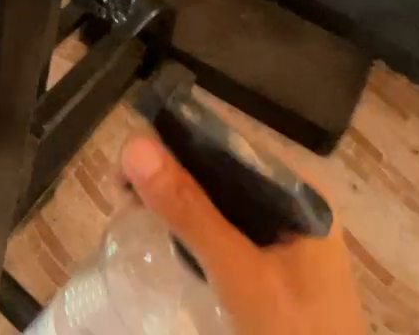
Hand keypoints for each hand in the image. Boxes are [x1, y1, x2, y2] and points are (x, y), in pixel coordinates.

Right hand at [122, 135, 367, 334]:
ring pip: (215, 199)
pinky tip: (160, 233)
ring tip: (129, 206)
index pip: (227, 145)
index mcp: (299, 195)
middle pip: (218, 170)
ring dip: (172, 199)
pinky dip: (187, 226)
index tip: (126, 158)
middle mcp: (292, 205)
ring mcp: (281, 237)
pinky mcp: (268, 265)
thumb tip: (132, 143)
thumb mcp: (240, 275)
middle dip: (168, 172)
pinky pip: (220, 228)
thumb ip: (189, 211)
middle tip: (119, 189)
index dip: (173, 142)